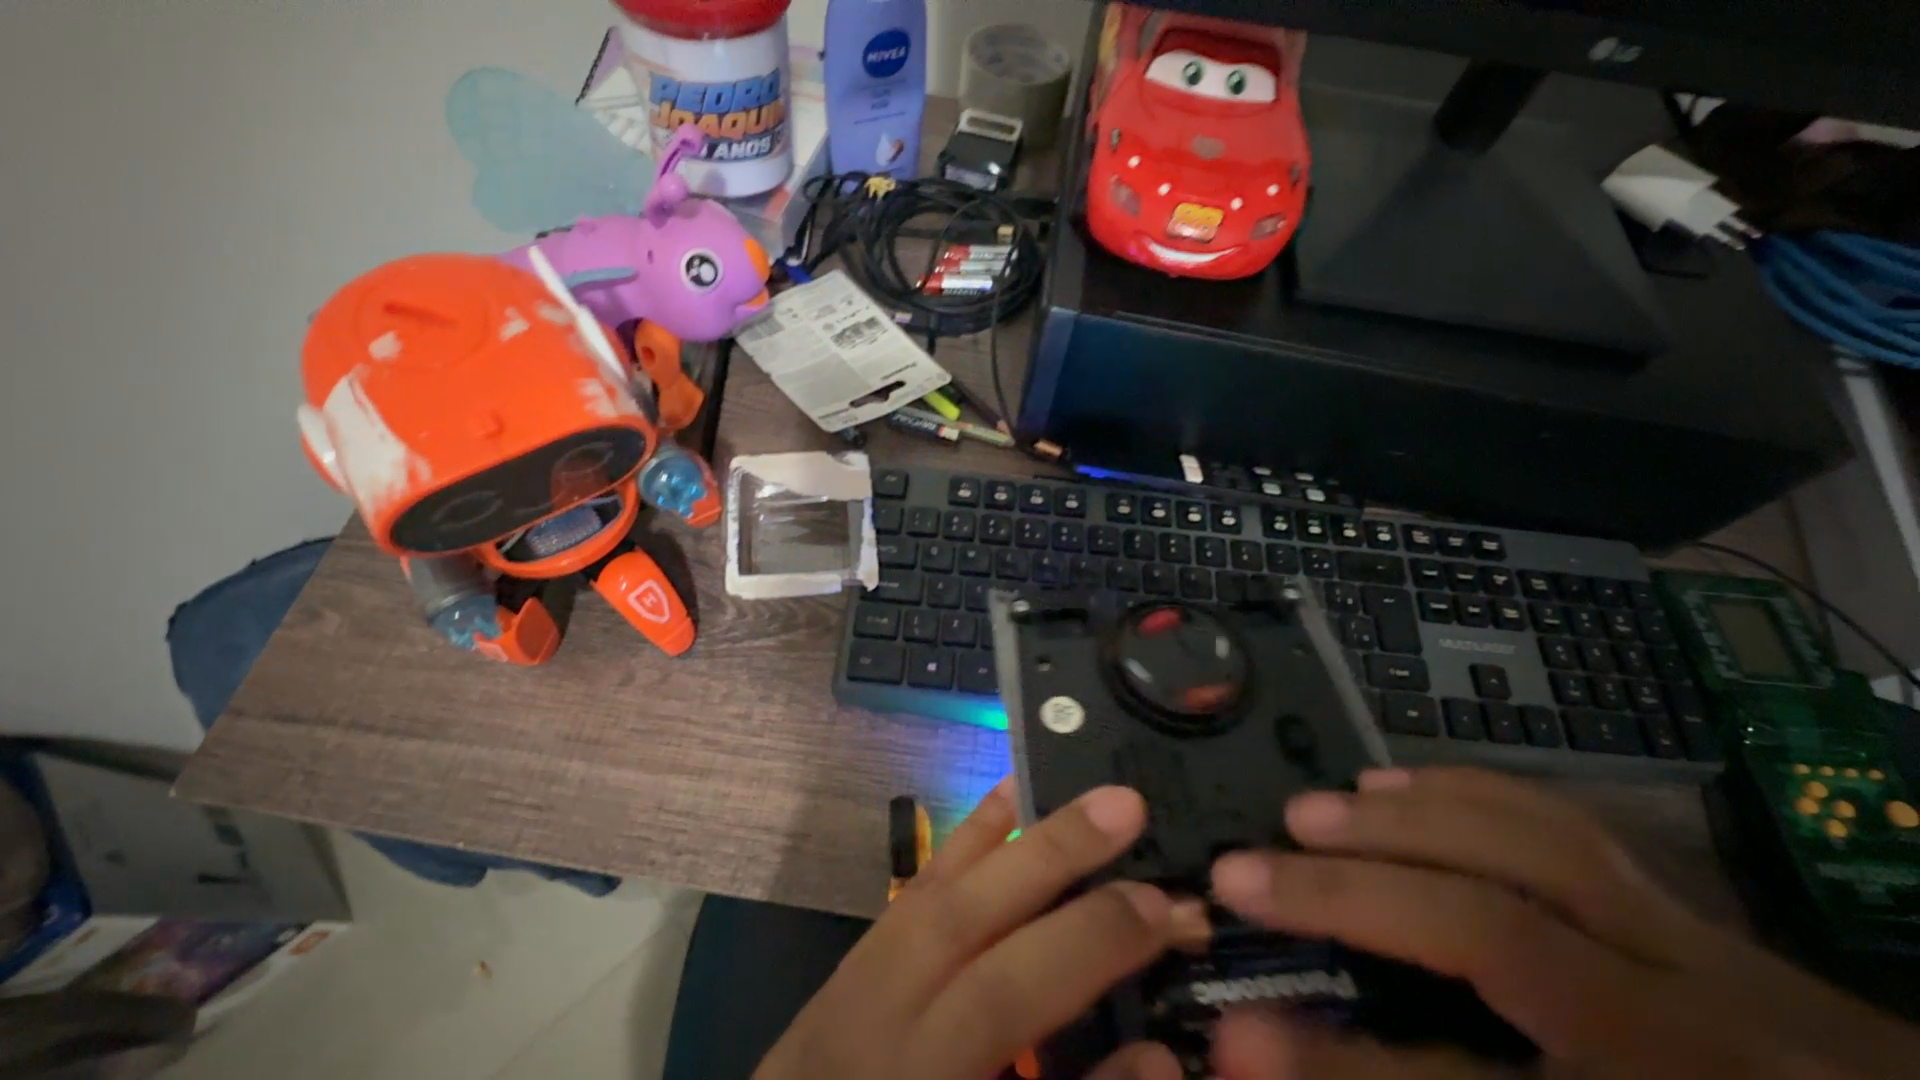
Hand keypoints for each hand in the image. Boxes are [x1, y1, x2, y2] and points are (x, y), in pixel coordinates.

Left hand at [755, 780, 1187, 1079]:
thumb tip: (1155, 1054)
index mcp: (913, 1077)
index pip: (998, 997)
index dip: (1083, 946)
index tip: (1163, 910)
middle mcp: (868, 1022)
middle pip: (957, 919)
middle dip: (1047, 858)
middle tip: (1128, 809)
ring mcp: (845, 989)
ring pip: (926, 894)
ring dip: (1006, 837)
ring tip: (1074, 794)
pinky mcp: (844, 974)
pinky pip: (906, 896)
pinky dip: (960, 845)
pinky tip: (999, 802)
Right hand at [1205, 767, 1919, 1078]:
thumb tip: (1271, 1054)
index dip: (1338, 1060)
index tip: (1236, 1034)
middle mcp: (1692, 1029)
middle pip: (1498, 932)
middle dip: (1352, 895)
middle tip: (1242, 872)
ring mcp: (1709, 958)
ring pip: (1543, 852)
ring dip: (1407, 822)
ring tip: (1309, 812)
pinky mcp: (1704, 917)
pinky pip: (1576, 828)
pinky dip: (1472, 793)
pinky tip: (1401, 785)